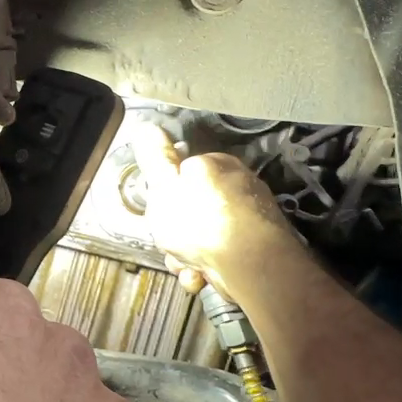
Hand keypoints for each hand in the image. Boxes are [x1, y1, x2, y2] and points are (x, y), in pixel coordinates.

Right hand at [134, 125, 299, 296]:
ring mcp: (248, 217)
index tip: (159, 212)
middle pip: (190, 210)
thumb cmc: (203, 223)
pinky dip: (207, 267)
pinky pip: (220, 254)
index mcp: (214, 166)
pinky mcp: (255, 246)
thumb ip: (155, 159)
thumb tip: (147, 127)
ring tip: (187, 265)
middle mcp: (236, 186)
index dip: (164, 197)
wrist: (248, 265)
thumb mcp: (165, 187)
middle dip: (175, 233)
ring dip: (187, 256)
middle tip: (170, 243)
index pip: (181, 174)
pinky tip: (201, 274)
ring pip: (202, 237)